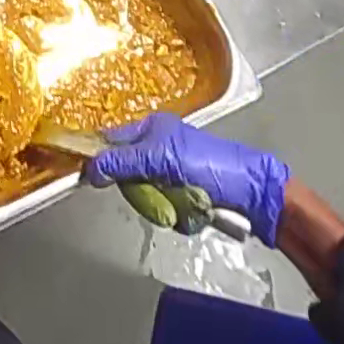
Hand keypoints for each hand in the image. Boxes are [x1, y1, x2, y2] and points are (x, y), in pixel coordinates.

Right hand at [86, 112, 290, 246]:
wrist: (253, 195)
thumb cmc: (209, 166)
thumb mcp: (161, 158)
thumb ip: (122, 162)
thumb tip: (89, 169)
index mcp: (152, 129)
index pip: (112, 140)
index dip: (99, 158)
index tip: (90, 178)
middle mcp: (159, 149)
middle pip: (126, 174)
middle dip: (142, 191)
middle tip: (158, 194)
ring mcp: (172, 174)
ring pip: (145, 196)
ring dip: (162, 205)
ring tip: (183, 203)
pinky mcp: (184, 196)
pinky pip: (165, 209)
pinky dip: (177, 214)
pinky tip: (193, 211)